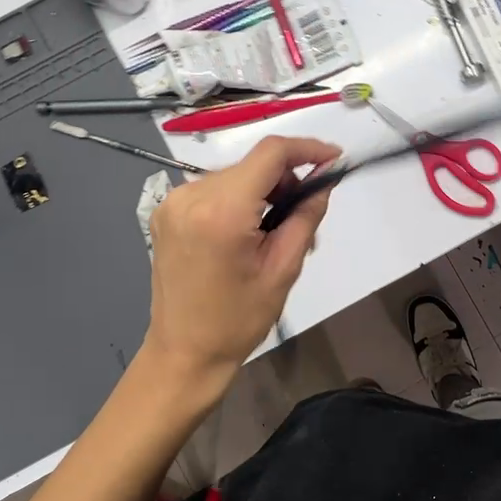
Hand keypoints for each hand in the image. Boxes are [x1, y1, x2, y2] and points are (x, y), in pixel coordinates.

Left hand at [144, 136, 340, 388]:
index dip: (307, 149)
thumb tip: (324, 180)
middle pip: (253, 164)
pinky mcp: (167, 211)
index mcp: (221, 211)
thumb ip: (305, 215)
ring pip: (235, 175)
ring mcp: (173, 202)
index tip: (334, 159)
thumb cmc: (238, 319)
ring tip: (278, 231)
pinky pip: (214, 189)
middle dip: (287, 179)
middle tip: (307, 215)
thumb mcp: (283, 269)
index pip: (271, 154)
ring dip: (264, 191)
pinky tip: (249, 231)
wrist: (184, 351)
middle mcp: (191, 196)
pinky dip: (239, 200)